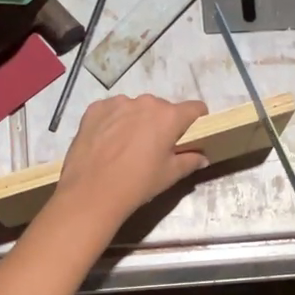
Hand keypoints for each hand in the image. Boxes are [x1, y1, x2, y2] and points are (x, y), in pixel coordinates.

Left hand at [52, 96, 210, 225]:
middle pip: (163, 108)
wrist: (91, 192)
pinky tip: (108, 143)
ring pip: (136, 108)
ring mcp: (117, 103)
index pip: (195, 108)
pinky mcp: (95, 109)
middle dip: (163, 123)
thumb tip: (202, 158)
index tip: (192, 134)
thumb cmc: (138, 184)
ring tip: (127, 146)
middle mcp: (145, 102)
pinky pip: (112, 111)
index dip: (197, 120)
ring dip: (138, 121)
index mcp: (169, 116)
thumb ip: (190, 161)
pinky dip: (114, 122)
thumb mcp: (169, 175)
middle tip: (155, 147)